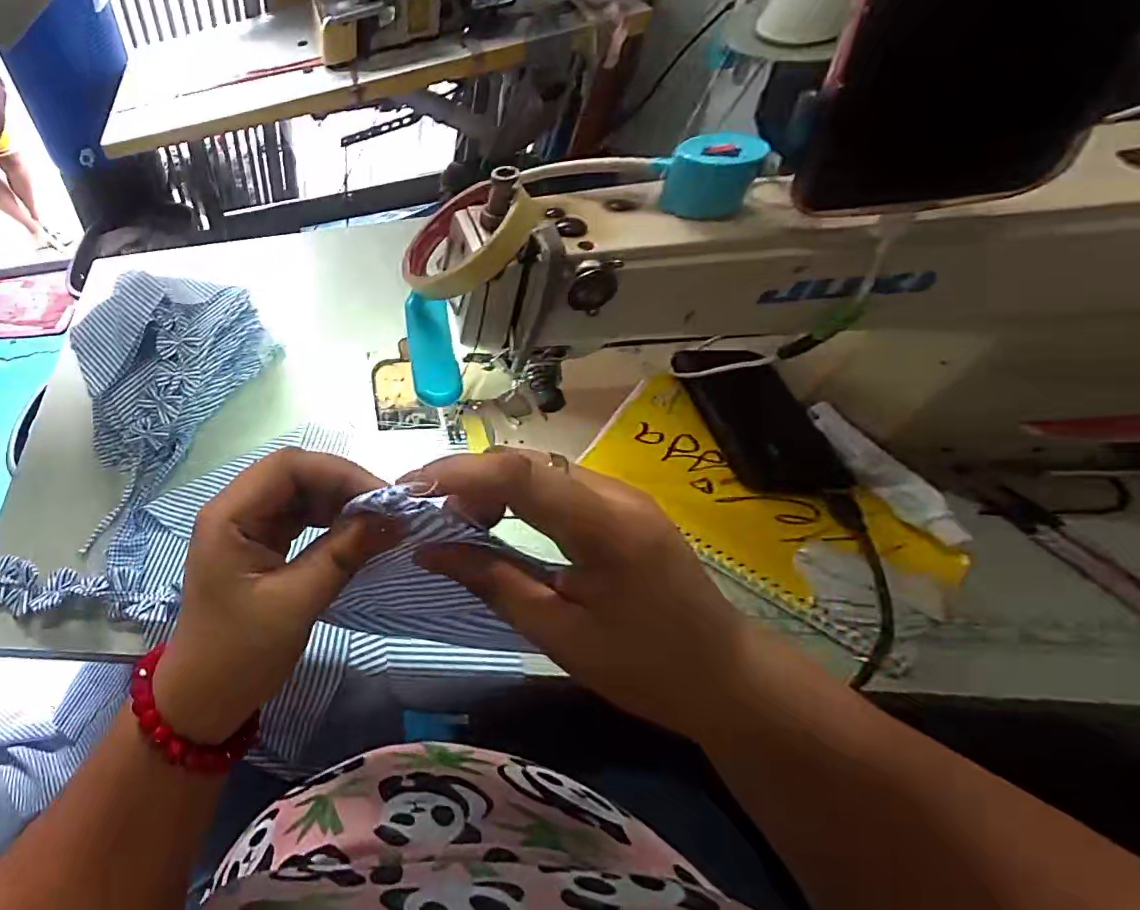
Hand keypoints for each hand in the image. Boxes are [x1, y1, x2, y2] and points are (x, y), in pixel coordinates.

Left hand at [154, 448, 400, 744]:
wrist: (203, 699)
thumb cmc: (239, 654)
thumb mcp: (295, 604)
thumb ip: (342, 556)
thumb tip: (390, 520)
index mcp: (228, 515)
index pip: (287, 467)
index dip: (338, 473)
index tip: (382, 496)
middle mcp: (233, 509)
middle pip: (293, 475)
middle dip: (341, 485)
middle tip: (387, 509)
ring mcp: (245, 525)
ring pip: (297, 494)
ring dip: (337, 502)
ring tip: (378, 519)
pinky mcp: (257, 543)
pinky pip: (296, 518)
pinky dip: (327, 520)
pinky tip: (355, 531)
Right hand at [402, 447, 756, 736]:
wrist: (730, 678)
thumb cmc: (646, 668)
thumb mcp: (558, 635)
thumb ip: (491, 582)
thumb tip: (427, 550)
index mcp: (606, 528)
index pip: (519, 475)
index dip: (458, 473)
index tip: (410, 490)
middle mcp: (615, 494)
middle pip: (523, 461)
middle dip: (466, 479)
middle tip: (430, 516)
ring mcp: (621, 493)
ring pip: (536, 466)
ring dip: (488, 485)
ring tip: (460, 523)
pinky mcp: (619, 502)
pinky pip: (553, 481)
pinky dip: (514, 494)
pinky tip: (498, 522)